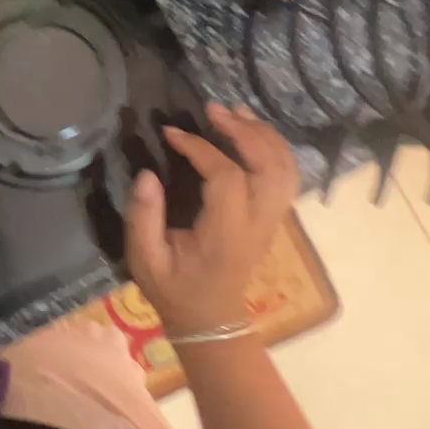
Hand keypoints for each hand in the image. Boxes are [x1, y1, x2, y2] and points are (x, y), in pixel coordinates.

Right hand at [125, 102, 301, 335]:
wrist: (209, 319)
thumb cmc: (173, 288)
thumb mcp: (144, 258)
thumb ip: (143, 217)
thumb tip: (148, 174)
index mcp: (226, 234)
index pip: (226, 178)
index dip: (201, 149)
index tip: (171, 134)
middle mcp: (257, 225)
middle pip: (269, 167)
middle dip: (245, 132)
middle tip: (213, 109)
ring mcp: (271, 222)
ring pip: (285, 169)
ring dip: (264, 135)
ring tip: (234, 112)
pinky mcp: (271, 219)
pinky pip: (285, 176)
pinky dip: (274, 148)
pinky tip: (250, 132)